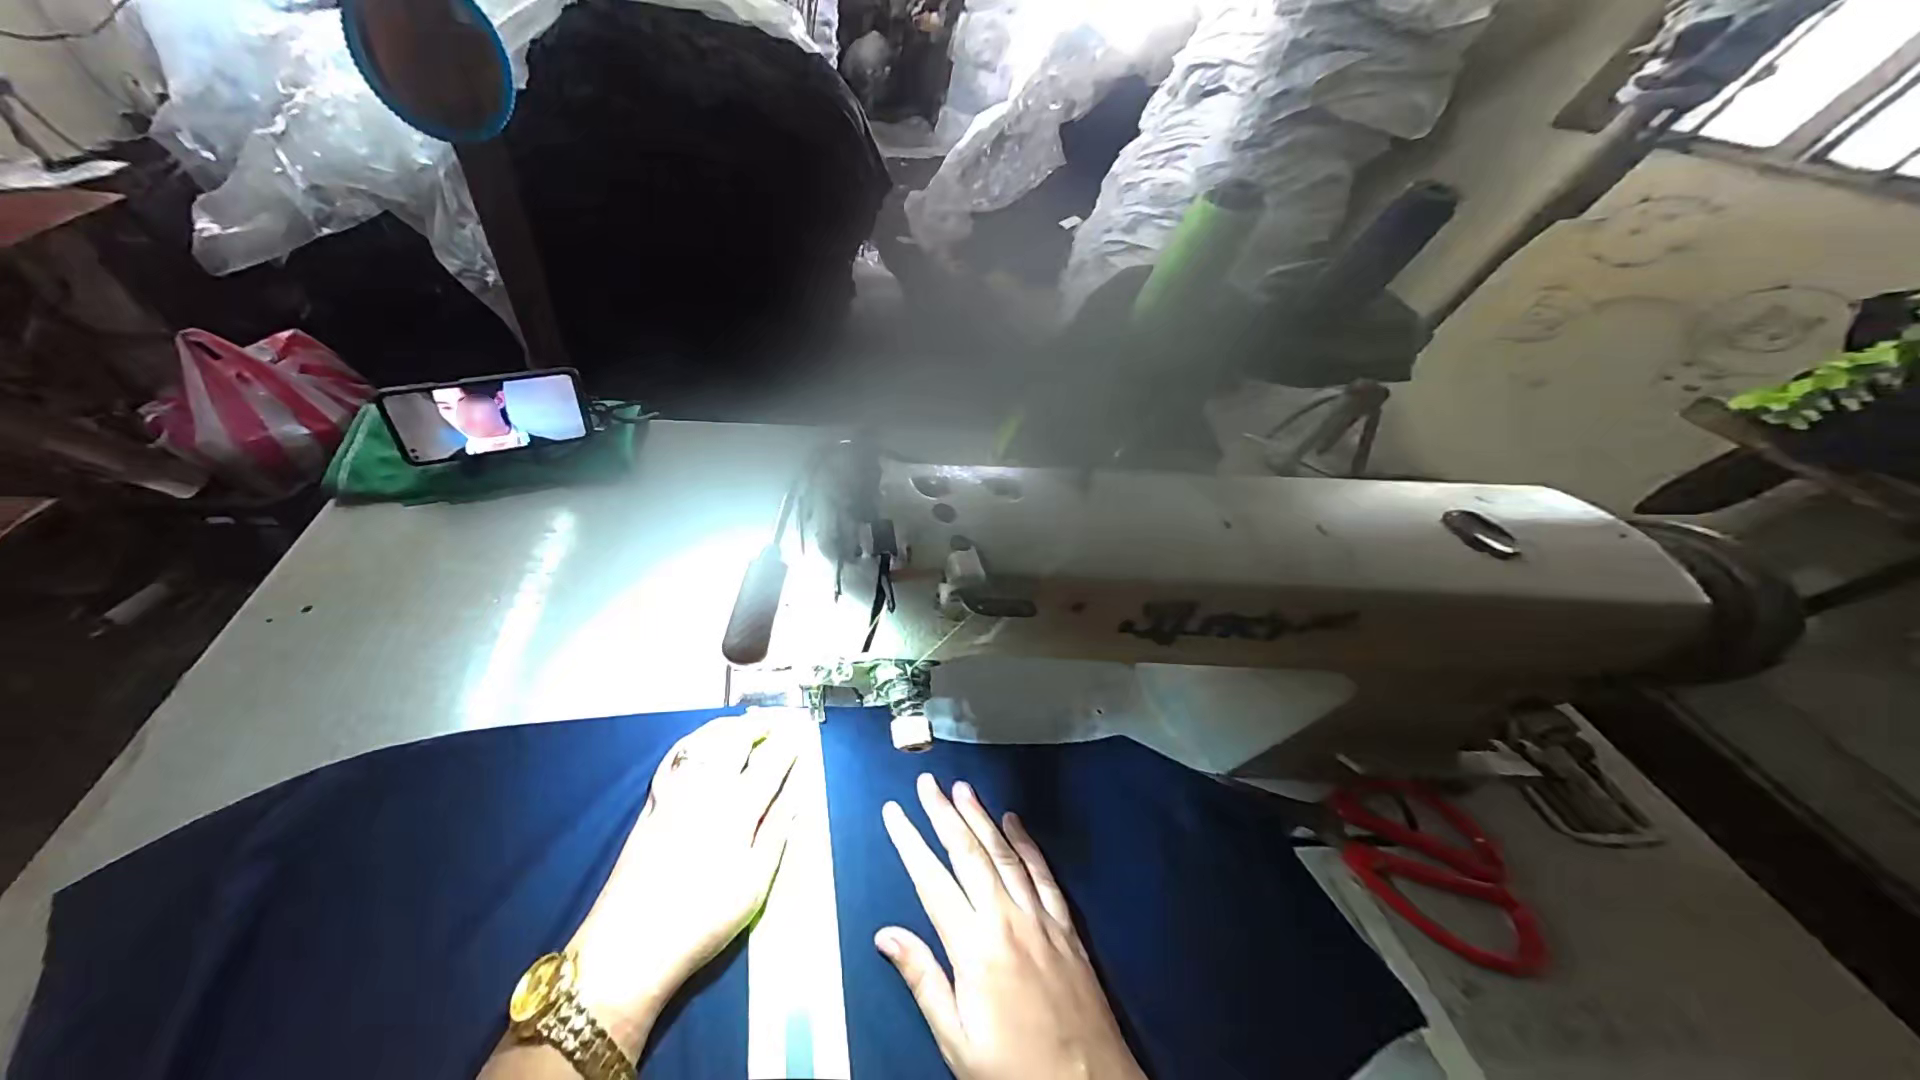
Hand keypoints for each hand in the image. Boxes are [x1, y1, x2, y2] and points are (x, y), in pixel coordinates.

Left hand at [566, 714, 799, 1054]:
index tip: (801, 733)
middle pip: (733, 741)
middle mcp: (704, 790)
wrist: (628, 947)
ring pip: (701, 743)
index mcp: (736, 809)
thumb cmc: (702, 920)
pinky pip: (674, 758)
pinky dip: (692, 742)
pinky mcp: (650, 805)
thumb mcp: (755, 883)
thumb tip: (796, 795)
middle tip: (775, 724)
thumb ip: (777, 831)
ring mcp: (673, 794)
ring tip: (742, 726)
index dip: (788, 744)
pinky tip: (698, 746)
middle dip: (758, 726)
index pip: (770, 762)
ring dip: (725, 728)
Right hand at [877, 774, 1146, 1079]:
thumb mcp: (956, 1039)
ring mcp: (1040, 918)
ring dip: (981, 818)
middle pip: (969, 854)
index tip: (894, 813)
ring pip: (1005, 854)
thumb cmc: (1014, 1070)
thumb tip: (886, 935)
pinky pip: (1043, 873)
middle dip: (944, 814)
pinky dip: (1026, 844)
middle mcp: (1006, 920)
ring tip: (963, 790)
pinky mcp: (1065, 926)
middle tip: (927, 783)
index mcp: (974, 947)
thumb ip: (923, 979)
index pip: (932, 880)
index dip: (910, 842)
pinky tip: (1014, 822)